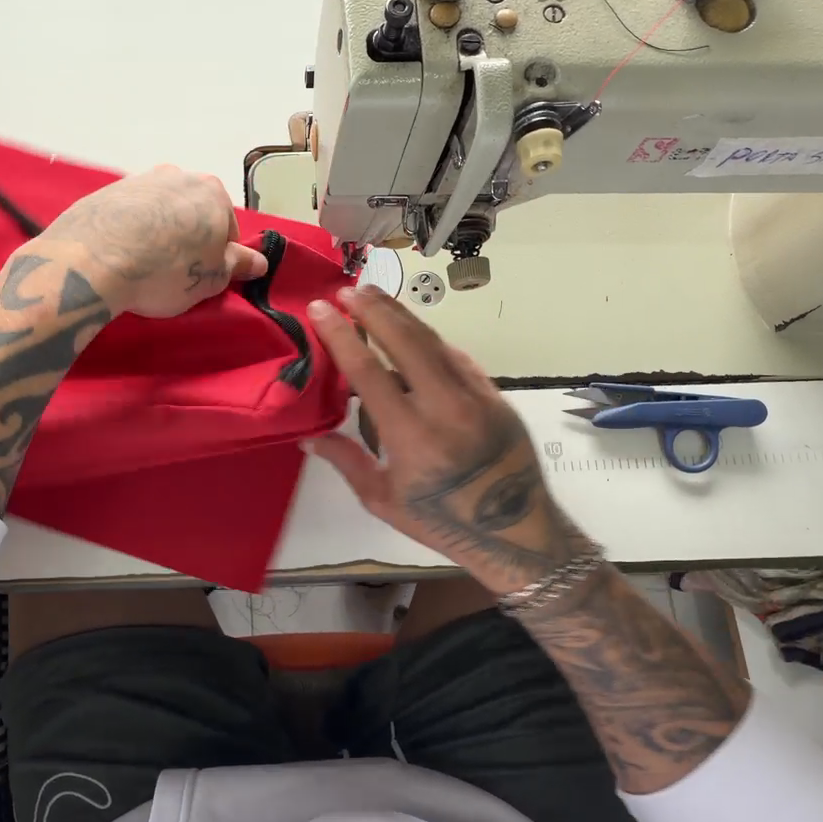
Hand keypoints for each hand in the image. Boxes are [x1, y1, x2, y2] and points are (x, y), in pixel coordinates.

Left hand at [37, 165, 267, 317]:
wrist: (94, 261)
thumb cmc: (166, 272)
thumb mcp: (210, 279)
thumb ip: (237, 265)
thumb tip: (259, 261)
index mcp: (213, 192)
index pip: (227, 228)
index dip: (217, 257)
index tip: (201, 276)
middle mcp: (179, 175)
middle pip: (193, 213)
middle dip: (189, 239)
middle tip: (174, 272)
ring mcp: (140, 179)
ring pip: (161, 211)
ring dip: (160, 233)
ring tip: (144, 265)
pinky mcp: (107, 190)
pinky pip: (130, 213)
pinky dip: (131, 230)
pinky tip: (121, 255)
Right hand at [304, 286, 583, 594]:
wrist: (515, 532)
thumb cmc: (440, 522)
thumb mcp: (382, 500)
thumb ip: (347, 460)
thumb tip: (307, 434)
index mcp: (411, 436)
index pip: (368, 371)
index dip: (341, 336)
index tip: (321, 309)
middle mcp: (445, 407)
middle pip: (405, 341)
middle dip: (374, 310)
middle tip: (348, 289)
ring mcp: (476, 397)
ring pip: (434, 342)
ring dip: (402, 316)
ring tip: (374, 297)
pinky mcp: (496, 396)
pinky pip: (458, 359)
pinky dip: (431, 341)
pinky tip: (413, 333)